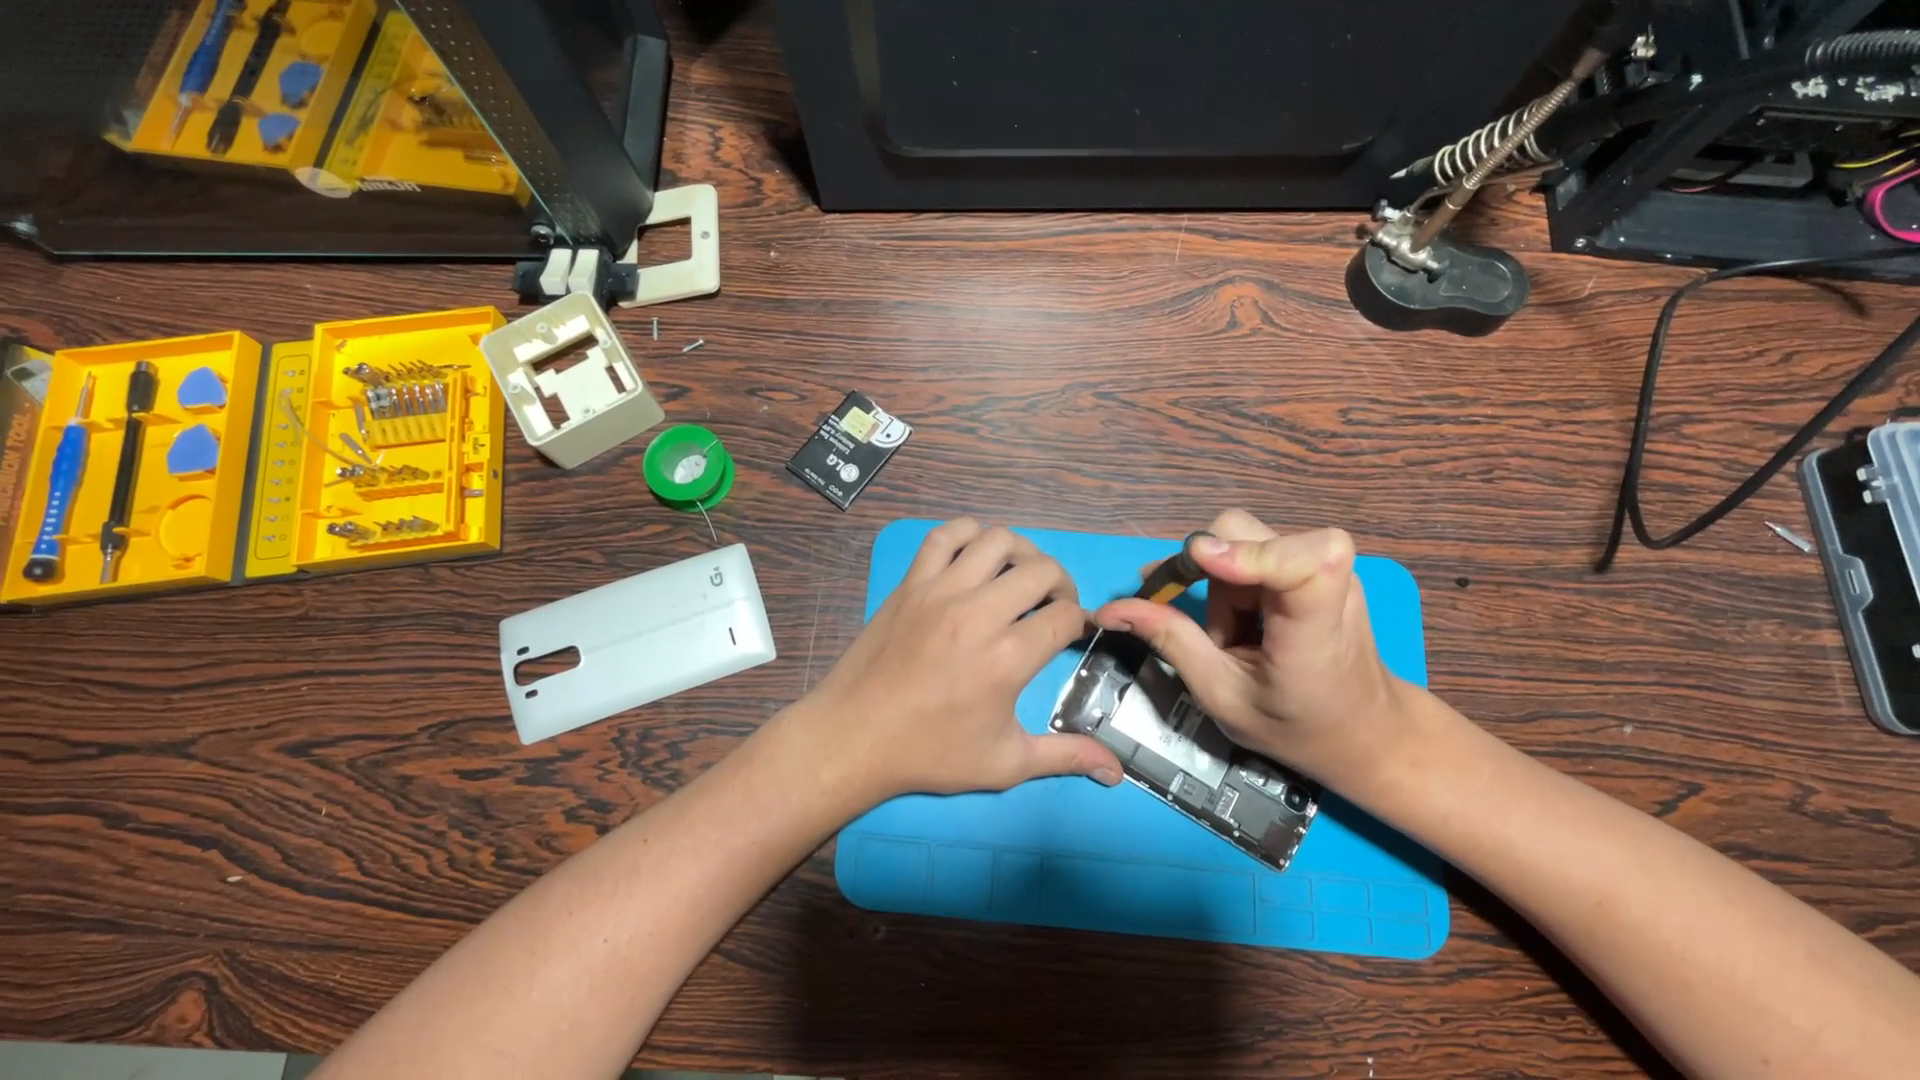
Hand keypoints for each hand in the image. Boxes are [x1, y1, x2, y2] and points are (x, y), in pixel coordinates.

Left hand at [796, 520, 1122, 804]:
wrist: (854, 737)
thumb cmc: (929, 753)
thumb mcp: (1004, 763)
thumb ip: (1065, 757)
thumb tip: (1116, 772)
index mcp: (1008, 658)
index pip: (1066, 615)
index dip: (1080, 622)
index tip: (1075, 633)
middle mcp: (979, 613)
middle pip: (1041, 570)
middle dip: (1061, 585)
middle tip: (1053, 607)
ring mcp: (940, 591)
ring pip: (997, 540)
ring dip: (1022, 553)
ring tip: (1020, 578)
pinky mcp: (911, 584)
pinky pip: (944, 535)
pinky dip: (968, 534)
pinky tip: (976, 557)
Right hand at [1092, 510, 1411, 788]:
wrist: (1364, 731)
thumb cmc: (1297, 726)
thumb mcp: (1223, 695)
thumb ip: (1171, 642)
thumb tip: (1112, 610)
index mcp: (1316, 626)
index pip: (1304, 561)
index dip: (1250, 554)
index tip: (1202, 562)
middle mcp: (1330, 580)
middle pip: (1246, 533)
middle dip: (1204, 569)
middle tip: (1189, 617)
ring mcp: (1325, 565)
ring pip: (1239, 539)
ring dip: (1216, 583)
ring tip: (1225, 636)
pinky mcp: (1313, 564)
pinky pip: (1252, 549)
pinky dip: (1229, 581)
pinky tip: (1235, 622)